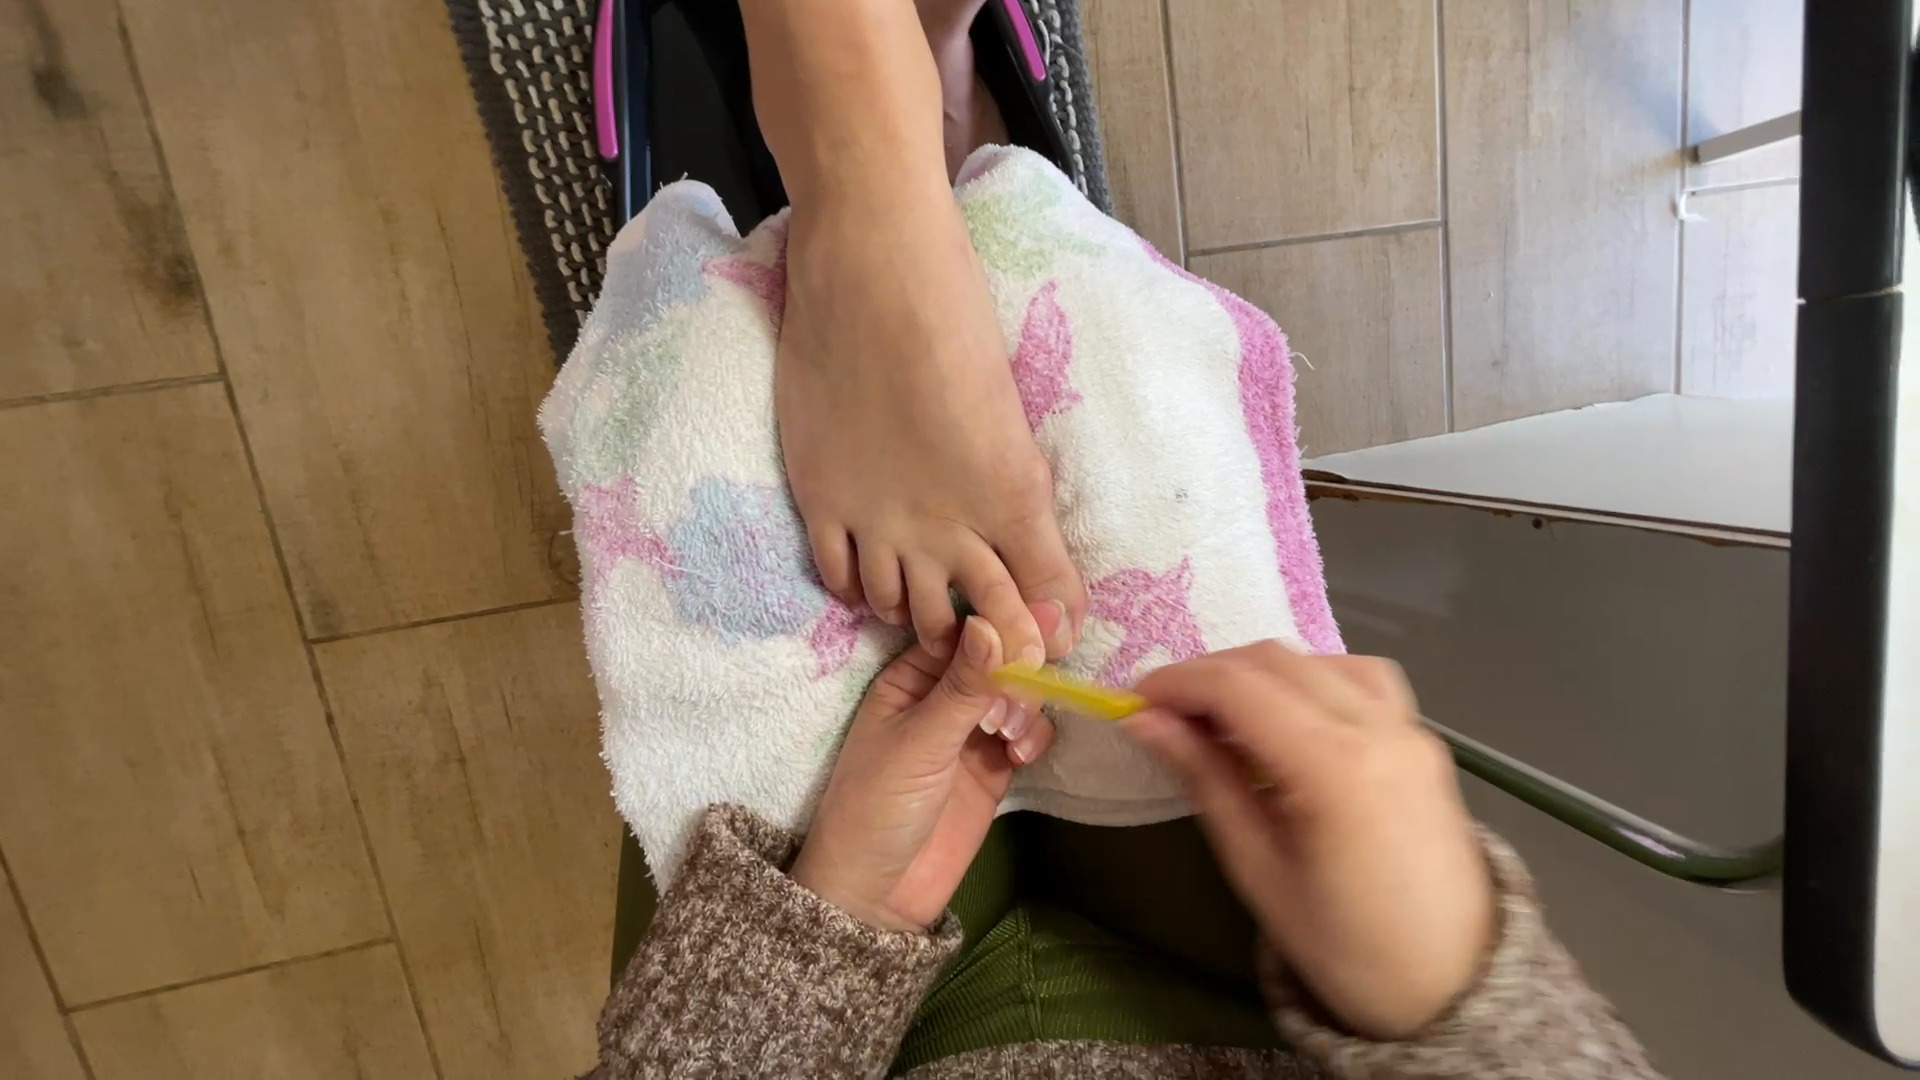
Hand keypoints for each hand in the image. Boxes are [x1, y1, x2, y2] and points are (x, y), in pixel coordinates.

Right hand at [778, 186, 1086, 665]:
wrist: (872, 274)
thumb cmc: (957, 320)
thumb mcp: (1008, 409)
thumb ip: (1013, 484)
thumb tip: (1016, 525)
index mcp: (1012, 498)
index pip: (1047, 594)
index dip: (1053, 626)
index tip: (1052, 636)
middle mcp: (949, 527)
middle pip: (981, 621)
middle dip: (995, 644)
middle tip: (991, 644)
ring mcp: (880, 521)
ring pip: (905, 612)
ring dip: (922, 617)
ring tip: (926, 607)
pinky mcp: (823, 503)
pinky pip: (841, 581)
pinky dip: (859, 591)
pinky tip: (868, 580)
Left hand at [792, 613, 1055, 932]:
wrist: (878, 896)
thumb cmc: (880, 805)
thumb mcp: (921, 741)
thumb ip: (963, 685)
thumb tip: (991, 620)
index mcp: (910, 677)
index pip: (963, 632)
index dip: (998, 628)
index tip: (1030, 633)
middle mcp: (942, 696)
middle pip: (997, 660)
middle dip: (1015, 672)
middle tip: (1019, 698)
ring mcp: (970, 731)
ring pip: (1017, 695)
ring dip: (1024, 706)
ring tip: (1010, 736)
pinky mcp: (992, 766)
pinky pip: (1026, 733)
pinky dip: (1032, 735)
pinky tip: (1021, 754)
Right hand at [1125, 644, 1494, 1039]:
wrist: (1454, 989)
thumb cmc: (1342, 943)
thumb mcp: (1255, 865)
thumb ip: (1203, 776)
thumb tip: (1143, 720)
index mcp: (1333, 767)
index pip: (1237, 687)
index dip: (1177, 682)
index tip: (1136, 700)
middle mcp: (1376, 728)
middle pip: (1272, 660)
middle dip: (1207, 673)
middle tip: (1167, 710)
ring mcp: (1408, 728)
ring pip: (1314, 658)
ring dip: (1256, 670)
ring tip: (1222, 710)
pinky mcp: (1421, 737)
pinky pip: (1360, 676)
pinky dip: (1310, 674)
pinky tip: (1289, 708)